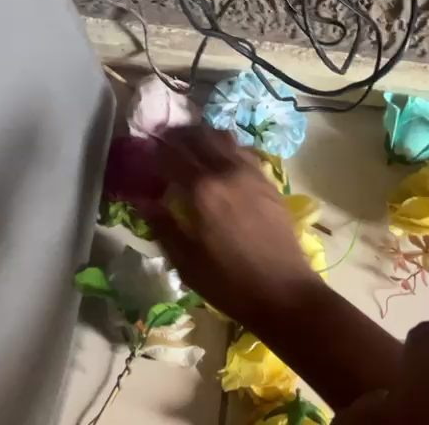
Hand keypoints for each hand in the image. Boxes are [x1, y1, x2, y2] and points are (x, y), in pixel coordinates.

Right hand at [143, 124, 317, 326]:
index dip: (154, 151)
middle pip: (196, 135)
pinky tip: (219, 160)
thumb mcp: (187, 263)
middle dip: (176, 135)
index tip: (145, 154)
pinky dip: (224, 145)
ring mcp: (249, 171)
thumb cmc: (230, 283)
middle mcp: (225, 171)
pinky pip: (241, 148)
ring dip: (201, 134)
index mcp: (202, 190)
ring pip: (221, 135)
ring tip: (190, 145)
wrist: (285, 292)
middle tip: (164, 143)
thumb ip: (163, 227)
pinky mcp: (266, 178)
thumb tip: (143, 202)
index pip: (170, 156)